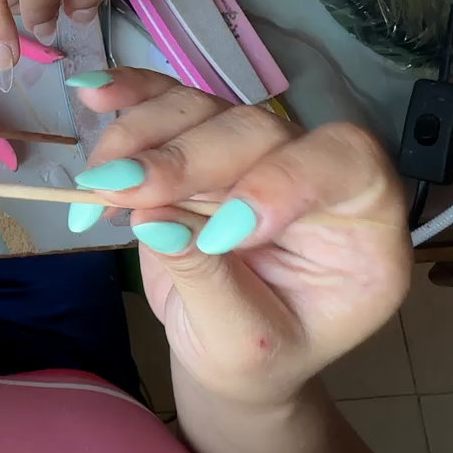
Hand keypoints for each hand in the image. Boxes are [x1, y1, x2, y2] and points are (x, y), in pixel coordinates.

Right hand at [66, 68, 409, 407]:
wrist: (224, 343)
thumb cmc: (255, 357)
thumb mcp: (243, 344)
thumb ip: (207, 280)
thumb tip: (151, 215)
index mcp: (360, 226)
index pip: (347, 164)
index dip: (283, 180)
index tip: (222, 232)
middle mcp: (308, 172)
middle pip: (255, 129)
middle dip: (183, 159)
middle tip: (119, 191)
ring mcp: (249, 149)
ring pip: (198, 108)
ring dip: (139, 137)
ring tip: (96, 184)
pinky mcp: (196, 138)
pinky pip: (164, 99)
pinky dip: (126, 94)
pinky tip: (92, 94)